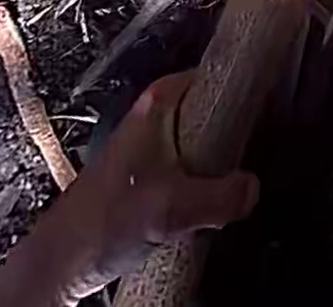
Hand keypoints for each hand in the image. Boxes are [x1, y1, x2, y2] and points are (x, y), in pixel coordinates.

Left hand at [0, 72, 259, 306]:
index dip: (244, 81)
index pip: (216, 70)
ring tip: (232, 183)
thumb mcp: (168, 210)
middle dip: (235, 133)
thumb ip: (218, 197)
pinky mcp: (157, 168)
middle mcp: (160, 111)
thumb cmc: (103, 222)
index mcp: (161, 100)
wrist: (63, 261)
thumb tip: (252, 188)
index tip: (269, 95)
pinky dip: (209, 178)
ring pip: (208, 138)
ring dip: (222, 161)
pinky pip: (197, 162)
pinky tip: (212, 202)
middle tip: (248, 156)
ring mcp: (158, 140)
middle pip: (216, 106)